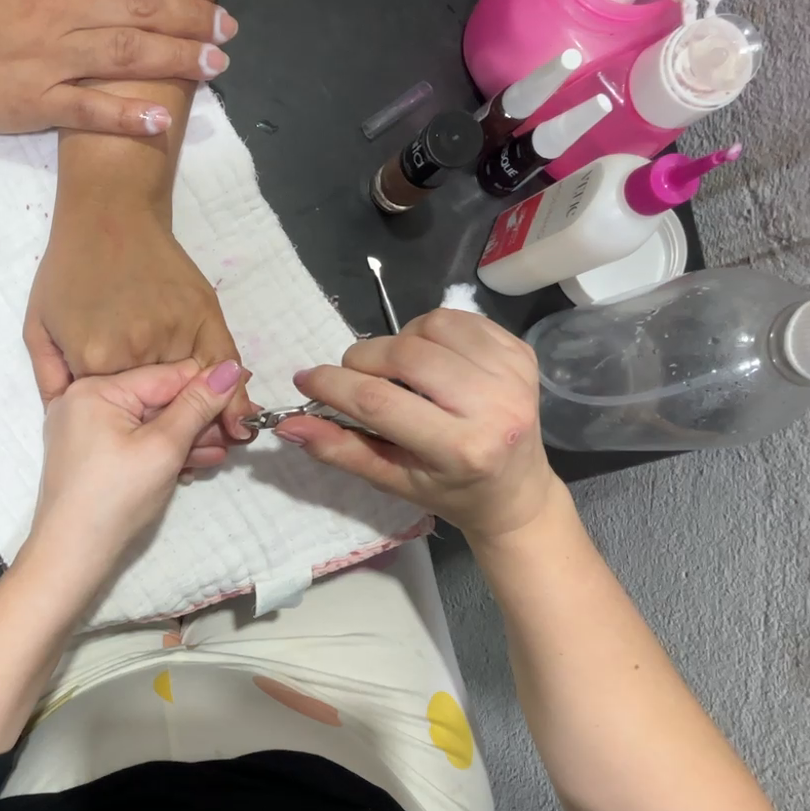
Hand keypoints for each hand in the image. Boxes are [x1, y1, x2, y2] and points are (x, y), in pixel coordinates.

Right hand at [0, 0, 235, 135]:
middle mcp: (56, 6)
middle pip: (140, 5)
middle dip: (193, 14)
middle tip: (227, 28)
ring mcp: (48, 57)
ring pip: (126, 53)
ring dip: (177, 59)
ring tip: (215, 65)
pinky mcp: (37, 103)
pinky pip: (90, 109)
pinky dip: (127, 115)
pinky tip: (162, 120)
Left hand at [25, 205, 253, 459]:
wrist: (107, 209)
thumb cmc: (68, 270)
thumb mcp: (39, 327)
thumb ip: (51, 379)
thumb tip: (66, 418)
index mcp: (96, 362)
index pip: (125, 421)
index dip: (146, 441)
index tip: (160, 462)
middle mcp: (137, 351)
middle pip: (164, 411)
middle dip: (183, 438)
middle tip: (198, 456)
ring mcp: (172, 331)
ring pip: (194, 392)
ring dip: (209, 421)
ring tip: (219, 440)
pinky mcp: (202, 313)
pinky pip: (220, 362)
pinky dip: (230, 390)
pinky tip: (237, 414)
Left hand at [27, 358, 241, 579]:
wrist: (72, 555)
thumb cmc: (115, 499)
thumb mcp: (163, 448)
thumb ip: (197, 406)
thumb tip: (231, 368)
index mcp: (94, 389)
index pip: (166, 375)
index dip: (209, 386)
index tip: (246, 399)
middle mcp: (84, 400)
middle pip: (157, 397)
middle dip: (200, 416)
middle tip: (240, 431)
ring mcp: (85, 429)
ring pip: (148, 422)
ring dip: (188, 436)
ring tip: (227, 448)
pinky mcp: (92, 454)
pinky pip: (134, 440)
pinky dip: (164, 450)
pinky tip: (200, 460)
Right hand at [276, 309, 561, 542]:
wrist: (516, 491)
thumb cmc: (447, 492)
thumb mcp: (389, 480)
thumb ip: (339, 449)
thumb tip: (288, 424)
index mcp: (460, 450)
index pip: (380, 402)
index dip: (332, 385)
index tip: (305, 380)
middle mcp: (494, 407)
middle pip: (405, 357)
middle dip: (360, 360)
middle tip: (349, 376)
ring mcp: (512, 374)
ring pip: (430, 327)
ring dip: (396, 342)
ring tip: (393, 369)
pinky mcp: (521, 352)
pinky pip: (458, 318)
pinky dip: (427, 330)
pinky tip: (426, 357)